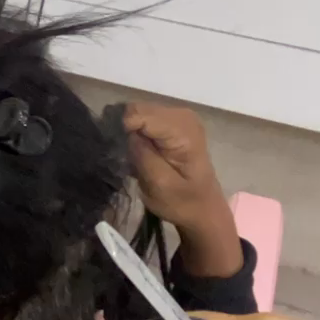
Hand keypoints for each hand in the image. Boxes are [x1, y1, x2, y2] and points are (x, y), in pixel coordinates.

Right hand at [120, 103, 242, 276]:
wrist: (203, 209)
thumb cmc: (183, 202)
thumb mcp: (159, 185)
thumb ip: (143, 156)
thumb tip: (125, 133)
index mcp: (182, 131)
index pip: (140, 114)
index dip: (121, 129)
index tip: (115, 151)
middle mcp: (181, 116)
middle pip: (137, 110)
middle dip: (124, 131)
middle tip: (121, 156)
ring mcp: (178, 118)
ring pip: (138, 113)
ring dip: (128, 133)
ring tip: (128, 157)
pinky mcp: (172, 124)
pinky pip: (144, 120)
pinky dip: (135, 135)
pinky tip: (138, 152)